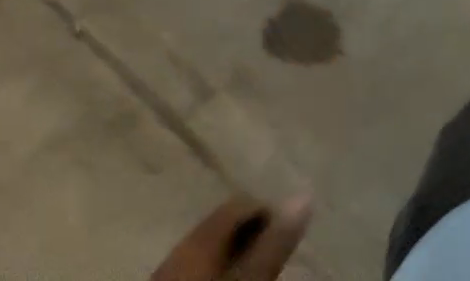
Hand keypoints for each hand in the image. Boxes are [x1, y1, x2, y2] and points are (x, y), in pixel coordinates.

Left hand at [151, 195, 311, 280]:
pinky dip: (220, 273)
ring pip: (211, 252)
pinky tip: (234, 280)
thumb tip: (302, 197)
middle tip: (275, 258)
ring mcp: (167, 274)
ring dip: (237, 257)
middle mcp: (179, 249)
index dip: (269, 213)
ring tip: (258, 273)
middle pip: (224, 227)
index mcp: (200, 240)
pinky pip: (198, 271)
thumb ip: (275, 242)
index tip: (288, 236)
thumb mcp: (251, 279)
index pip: (241, 204)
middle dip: (254, 236)